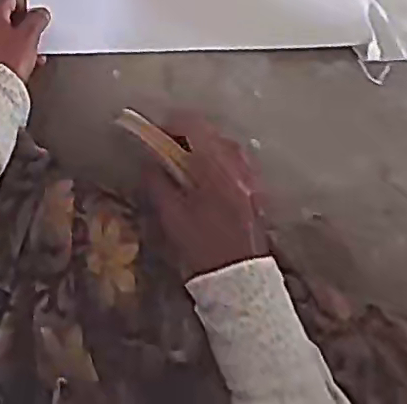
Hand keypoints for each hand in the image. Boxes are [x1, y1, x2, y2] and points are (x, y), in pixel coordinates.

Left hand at [0, 0, 49, 82]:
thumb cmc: (8, 59)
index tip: (34, 17)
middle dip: (22, 25)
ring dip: (18, 40)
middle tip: (33, 33)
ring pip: (2, 34)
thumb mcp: (30, 35)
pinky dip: (11, 51)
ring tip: (31, 51)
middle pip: (6, 17)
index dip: (26, 7)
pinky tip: (22, 62)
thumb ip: (37, 19)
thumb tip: (41, 13)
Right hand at [143, 115, 268, 278]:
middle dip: (186, 135)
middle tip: (167, 150)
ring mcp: (251, 176)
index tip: (156, 134)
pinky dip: (218, 160)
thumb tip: (149, 160)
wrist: (242, 282)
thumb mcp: (172, 215)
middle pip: (210, 131)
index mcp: (216, 167)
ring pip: (224, 145)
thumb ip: (157, 181)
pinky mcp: (256, 189)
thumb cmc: (203, 248)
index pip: (193, 125)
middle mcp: (238, 165)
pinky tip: (206, 179)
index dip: (171, 123)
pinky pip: (235, 161)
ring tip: (186, 165)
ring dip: (203, 147)